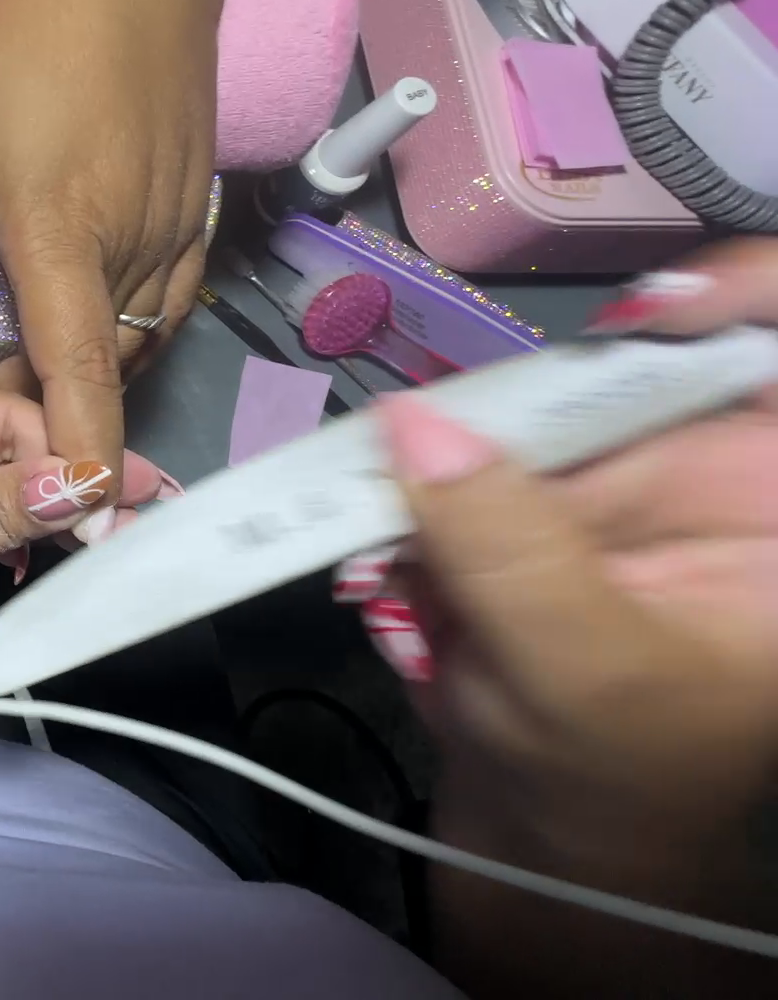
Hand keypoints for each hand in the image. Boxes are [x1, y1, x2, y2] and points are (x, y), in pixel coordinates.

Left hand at [0, 0, 247, 496]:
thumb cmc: (25, 28)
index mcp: (62, 230)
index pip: (74, 366)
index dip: (77, 444)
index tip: (78, 508)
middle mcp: (128, 244)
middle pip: (99, 368)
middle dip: (60, 423)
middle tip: (8, 454)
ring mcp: (169, 228)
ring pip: (132, 343)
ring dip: (88, 383)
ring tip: (36, 408)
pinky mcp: (194, 211)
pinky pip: (165, 305)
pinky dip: (126, 341)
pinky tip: (92, 344)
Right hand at [374, 241, 777, 828]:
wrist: (536, 804)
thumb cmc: (603, 757)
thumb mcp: (574, 661)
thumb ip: (501, 544)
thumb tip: (406, 420)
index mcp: (774, 503)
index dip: (741, 299)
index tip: (633, 317)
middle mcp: (696, 472)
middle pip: (616, 370)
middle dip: (514, 395)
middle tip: (414, 436)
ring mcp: (594, 484)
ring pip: (507, 411)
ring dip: (431, 441)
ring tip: (370, 498)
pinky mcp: (511, 501)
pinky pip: (445, 454)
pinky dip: (395, 474)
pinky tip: (367, 516)